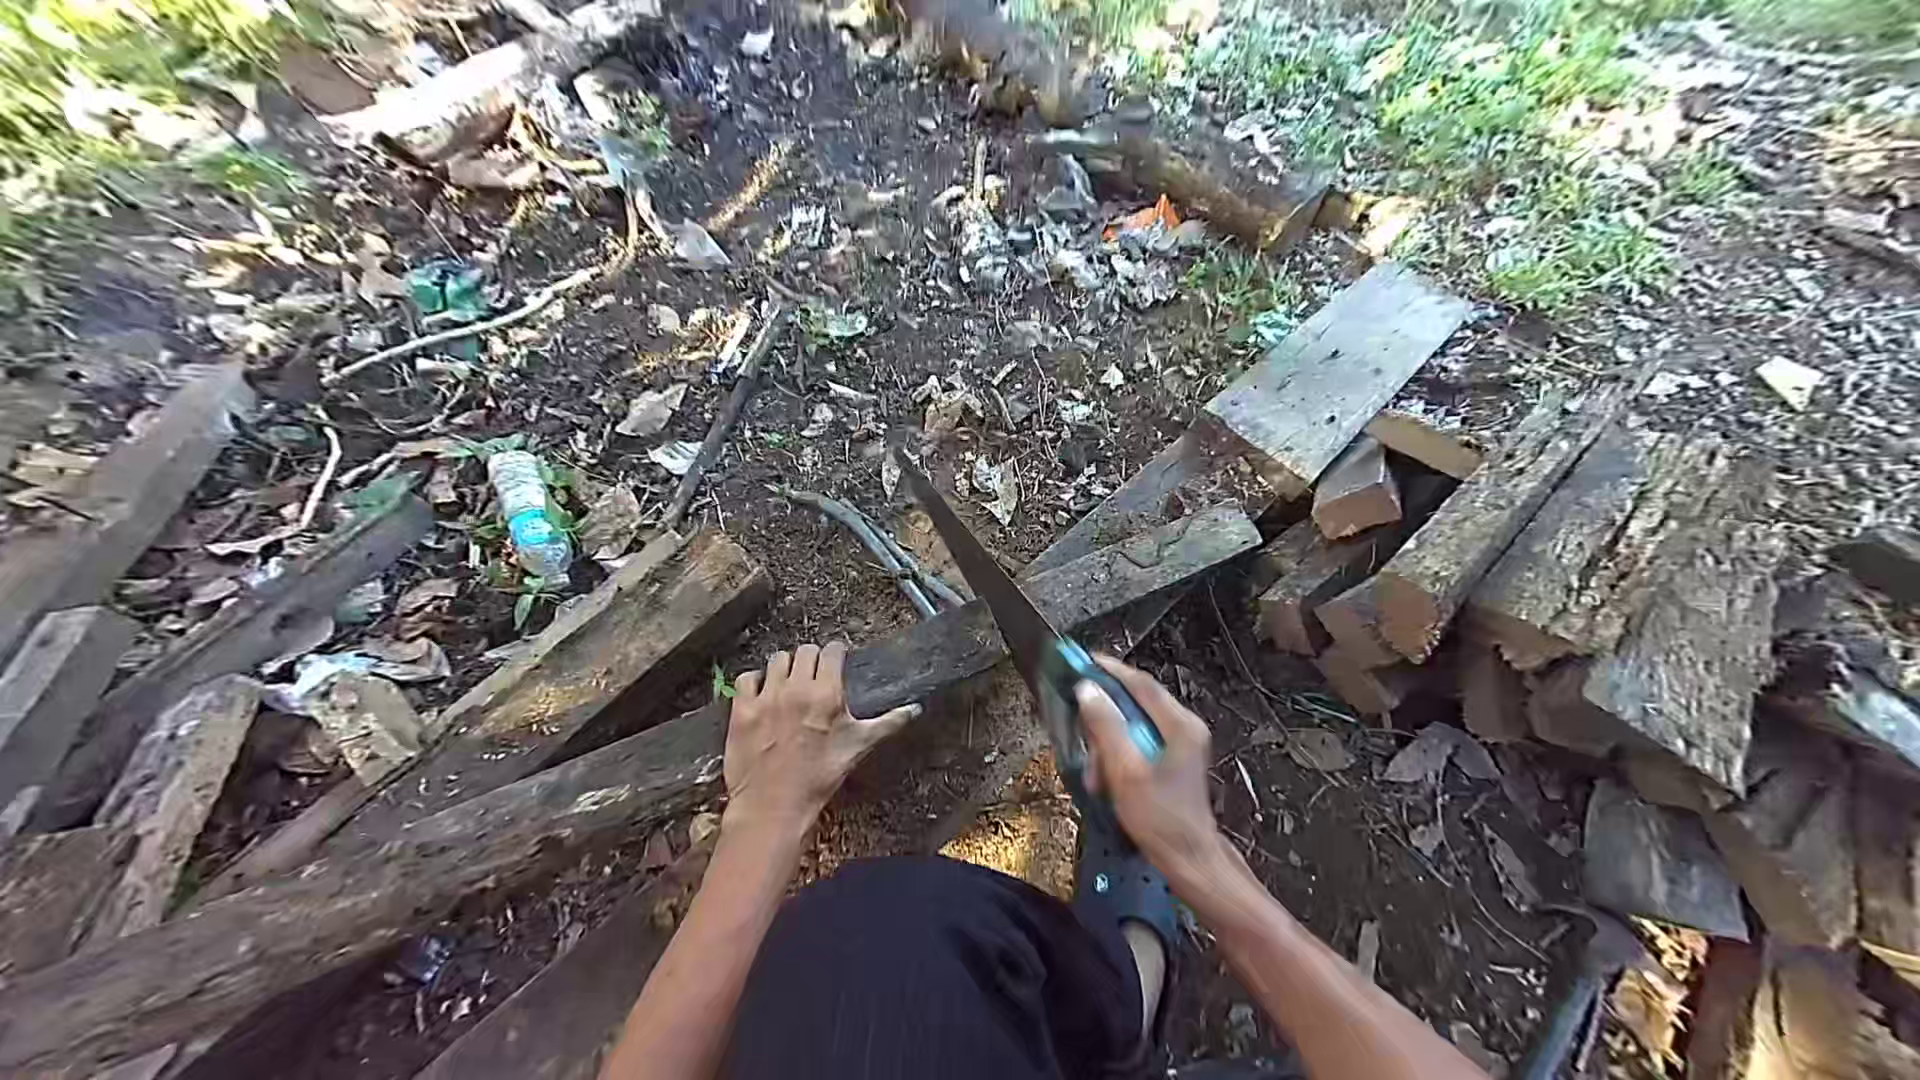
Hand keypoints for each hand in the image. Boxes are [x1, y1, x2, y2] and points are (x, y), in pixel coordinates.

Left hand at [722, 642, 918, 835]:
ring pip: (777, 659)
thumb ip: (888, 723)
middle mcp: (796, 688)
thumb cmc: (820, 777)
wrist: (774, 806)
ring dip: (785, 668)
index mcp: (826, 693)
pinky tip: (762, 694)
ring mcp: (766, 697)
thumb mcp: (858, 747)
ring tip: (788, 683)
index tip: (837, 662)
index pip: (832, 651)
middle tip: (814, 676)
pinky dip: (755, 681)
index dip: (836, 654)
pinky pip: (747, 678)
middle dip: (812, 660)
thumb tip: (914, 710)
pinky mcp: (742, 709)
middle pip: (805, 651)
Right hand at [1078, 656, 1223, 880]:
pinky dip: (1118, 754)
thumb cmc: (1160, 819)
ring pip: (1132, 724)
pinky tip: (1107, 779)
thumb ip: (1105, 727)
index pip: (1140, 684)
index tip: (1083, 662)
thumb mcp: (1125, 771)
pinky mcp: (1171, 758)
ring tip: (1096, 773)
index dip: (1110, 670)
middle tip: (1083, 736)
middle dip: (1104, 720)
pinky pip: (1137, 742)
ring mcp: (1180, 742)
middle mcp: (1183, 727)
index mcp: (1180, 725)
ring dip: (1108, 744)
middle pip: (1134, 703)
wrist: (1188, 861)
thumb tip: (1087, 690)